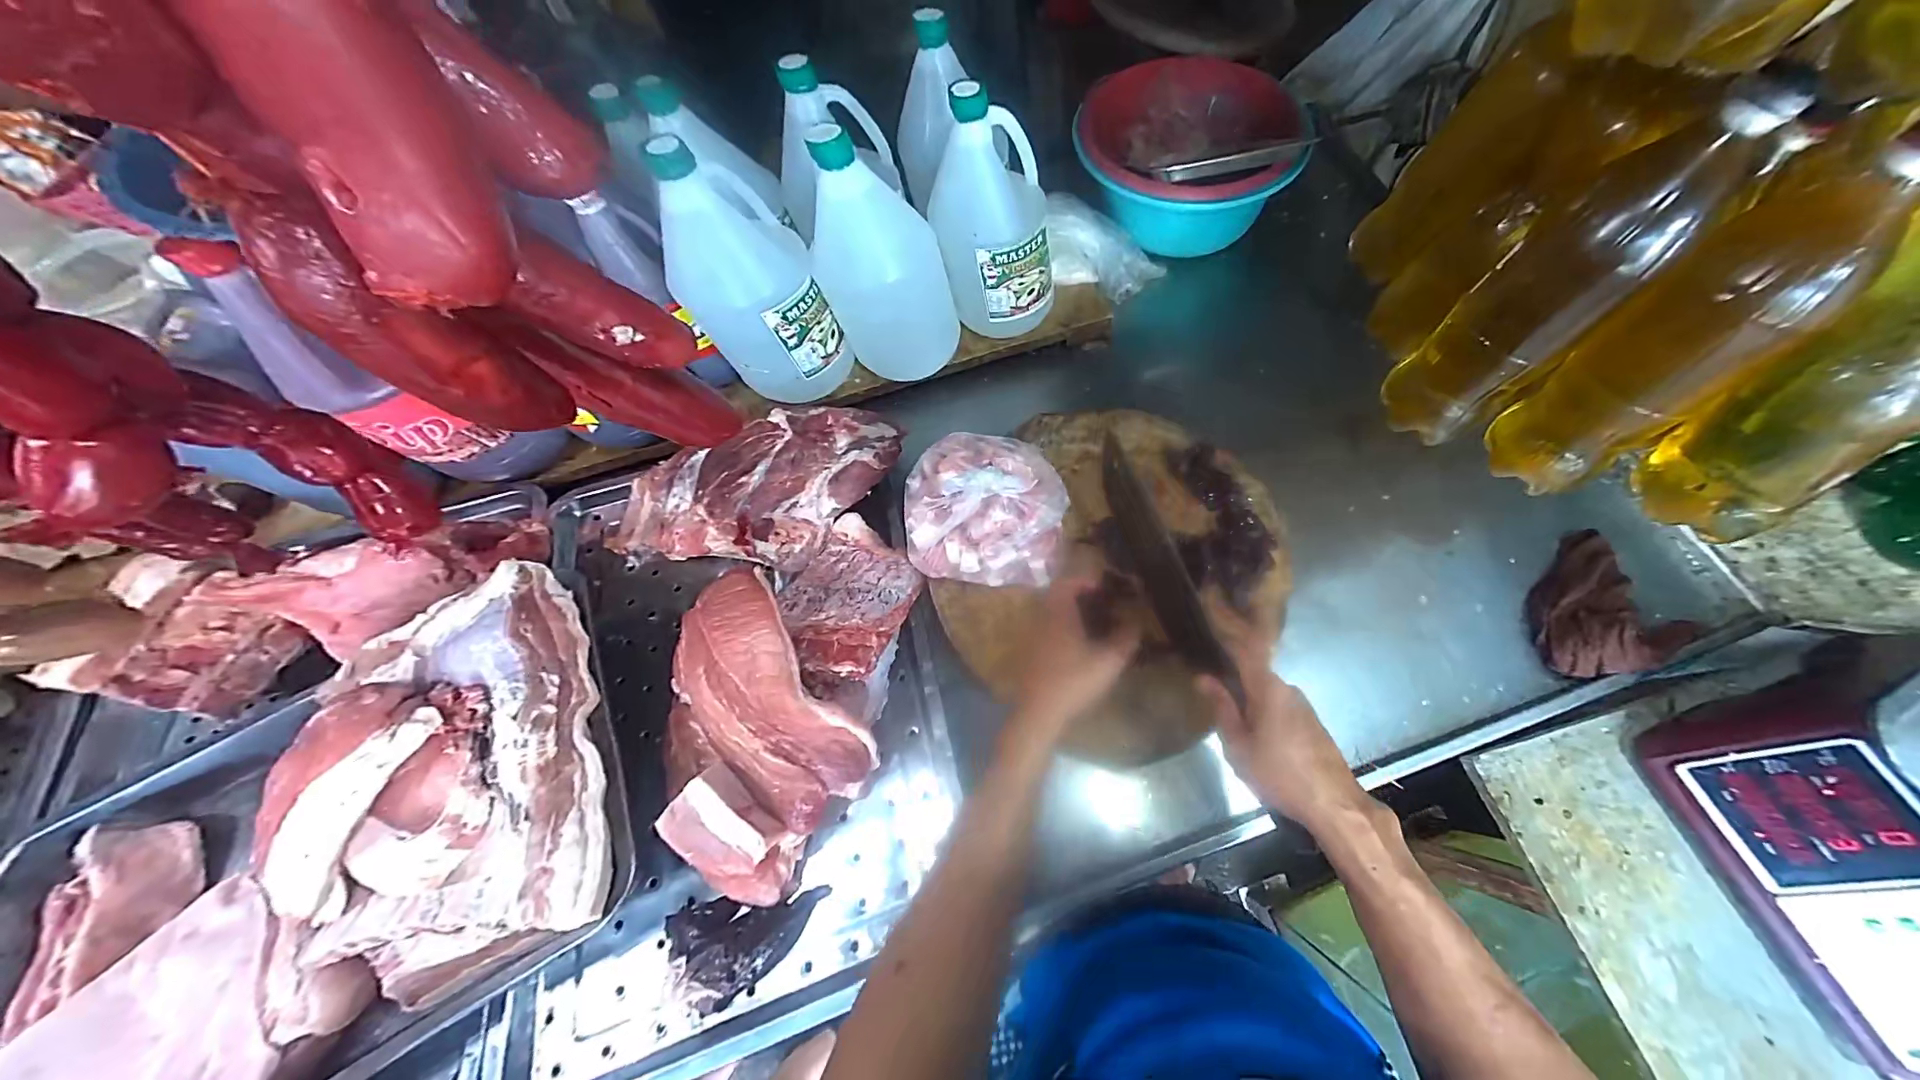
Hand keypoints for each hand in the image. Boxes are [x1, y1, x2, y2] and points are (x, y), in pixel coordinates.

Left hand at [1009, 568, 1139, 739]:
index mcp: (1058, 612)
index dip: (1086, 581)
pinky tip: (1079, 646)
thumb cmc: (1074, 681)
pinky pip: (1047, 629)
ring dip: (1071, 613)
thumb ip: (1125, 638)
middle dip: (1080, 597)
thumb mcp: (1109, 661)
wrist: (1038, 712)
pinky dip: (1063, 629)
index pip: (1068, 582)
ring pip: (1052, 613)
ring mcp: (1032, 635)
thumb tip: (1136, 622)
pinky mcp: (1029, 652)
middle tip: (1103, 604)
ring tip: (1095, 624)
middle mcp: (1042, 618)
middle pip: (1058, 596)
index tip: (1105, 588)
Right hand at [1195, 605, 1372, 836]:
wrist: (1335, 805)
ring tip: (1222, 705)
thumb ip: (1222, 709)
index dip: (1229, 626)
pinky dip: (1259, 705)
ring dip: (1245, 692)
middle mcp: (1288, 688)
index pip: (1246, 646)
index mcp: (1268, 688)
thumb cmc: (1280, 774)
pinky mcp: (1310, 721)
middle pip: (1254, 668)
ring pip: (1265, 688)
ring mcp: (1302, 704)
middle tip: (1205, 672)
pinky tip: (1249, 725)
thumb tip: (1204, 678)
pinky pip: (1277, 702)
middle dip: (1231, 668)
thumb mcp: (1239, 746)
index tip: (1212, 607)